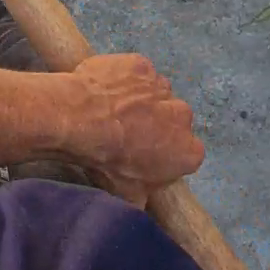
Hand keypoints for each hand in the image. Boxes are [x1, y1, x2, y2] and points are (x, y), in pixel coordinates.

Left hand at [61, 54, 204, 201]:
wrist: (81, 119)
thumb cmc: (107, 162)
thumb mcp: (130, 197)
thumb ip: (145, 199)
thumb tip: (141, 207)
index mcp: (189, 151)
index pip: (186, 151)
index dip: (165, 150)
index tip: (144, 151)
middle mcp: (182, 115)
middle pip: (172, 116)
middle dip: (155, 121)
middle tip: (125, 127)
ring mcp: (161, 85)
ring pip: (154, 90)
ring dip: (139, 96)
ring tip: (111, 103)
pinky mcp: (139, 62)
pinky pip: (135, 69)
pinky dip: (123, 74)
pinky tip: (105, 84)